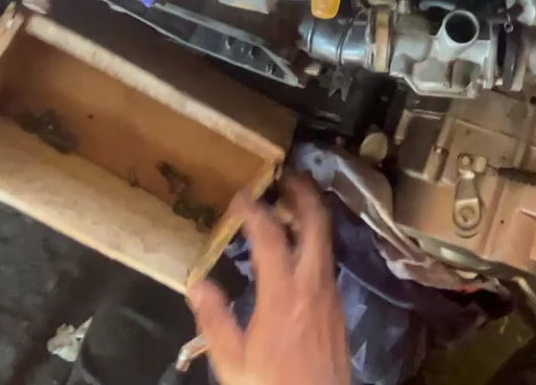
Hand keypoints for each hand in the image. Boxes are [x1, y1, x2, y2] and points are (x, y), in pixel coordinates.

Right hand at [187, 171, 350, 384]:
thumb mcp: (232, 362)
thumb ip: (215, 319)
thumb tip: (197, 282)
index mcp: (283, 293)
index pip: (272, 236)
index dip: (257, 210)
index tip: (242, 194)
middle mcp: (313, 282)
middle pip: (316, 221)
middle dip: (303, 191)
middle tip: (285, 173)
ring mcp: (330, 290)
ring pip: (326, 236)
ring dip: (310, 212)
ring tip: (289, 200)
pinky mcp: (338, 302)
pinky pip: (327, 257)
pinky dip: (314, 238)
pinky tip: (298, 244)